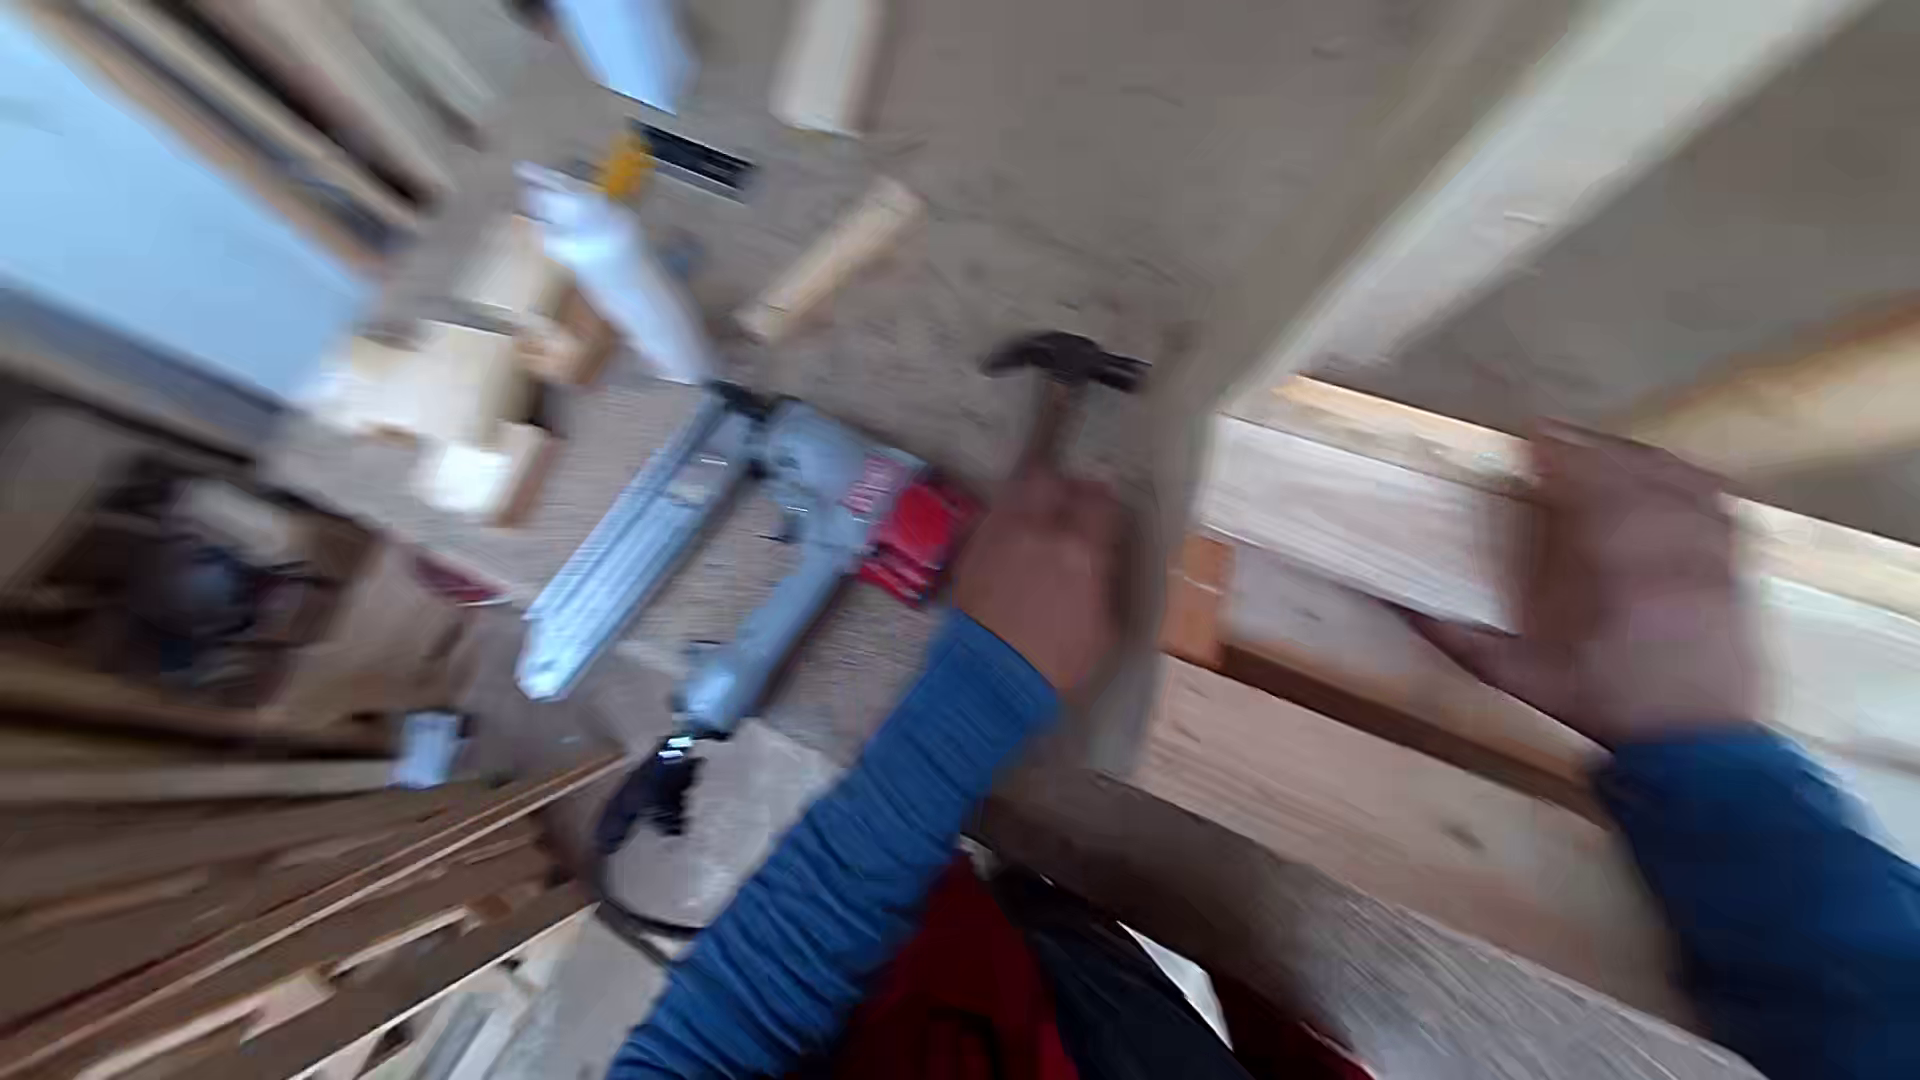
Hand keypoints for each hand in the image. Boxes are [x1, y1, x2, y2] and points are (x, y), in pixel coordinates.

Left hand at [953, 466, 1121, 692]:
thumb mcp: (1103, 629)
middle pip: (1053, 481)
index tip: (1105, 507)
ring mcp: (1001, 534)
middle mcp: (1039, 531)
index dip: (1105, 500)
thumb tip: (1104, 560)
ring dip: (1034, 493)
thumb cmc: (1055, 662)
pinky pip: (993, 513)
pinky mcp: (974, 545)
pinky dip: (1007, 514)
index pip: (1099, 503)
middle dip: (1066, 485)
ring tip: (1040, 509)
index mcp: (1081, 552)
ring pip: (1018, 490)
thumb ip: (1104, 582)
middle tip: (1072, 498)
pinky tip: (1013, 531)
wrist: (992, 675)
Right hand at [1409, 424, 1758, 746]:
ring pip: (1685, 487)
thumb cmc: (1596, 701)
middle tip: (1551, 431)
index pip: (1592, 497)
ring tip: (1600, 444)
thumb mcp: (1510, 674)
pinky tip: (1666, 472)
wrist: (1698, 742)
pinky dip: (1689, 480)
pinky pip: (1722, 508)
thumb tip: (1391, 602)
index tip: (1531, 433)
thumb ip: (1451, 635)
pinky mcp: (1736, 573)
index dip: (1562, 459)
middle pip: (1639, 481)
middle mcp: (1670, 561)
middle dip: (1593, 448)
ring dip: (1640, 457)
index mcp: (1614, 580)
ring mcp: (1712, 564)